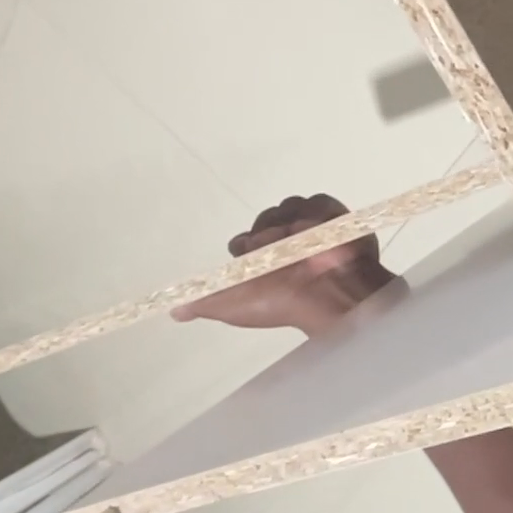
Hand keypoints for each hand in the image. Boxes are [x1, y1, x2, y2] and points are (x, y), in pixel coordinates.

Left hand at [171, 194, 396, 333]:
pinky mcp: (337, 218)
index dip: (245, 244)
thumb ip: (204, 302)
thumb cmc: (282, 300)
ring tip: (304, 239)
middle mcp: (286, 245)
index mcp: (262, 264)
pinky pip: (319, 200)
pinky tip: (321, 228)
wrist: (329, 292)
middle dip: (269, 228)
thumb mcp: (233, 306)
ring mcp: (311, 229)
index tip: (252, 253)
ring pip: (290, 205)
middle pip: (266, 218)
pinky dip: (320, 211)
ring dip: (294, 219)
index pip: (244, 240)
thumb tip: (174, 311)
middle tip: (280, 248)